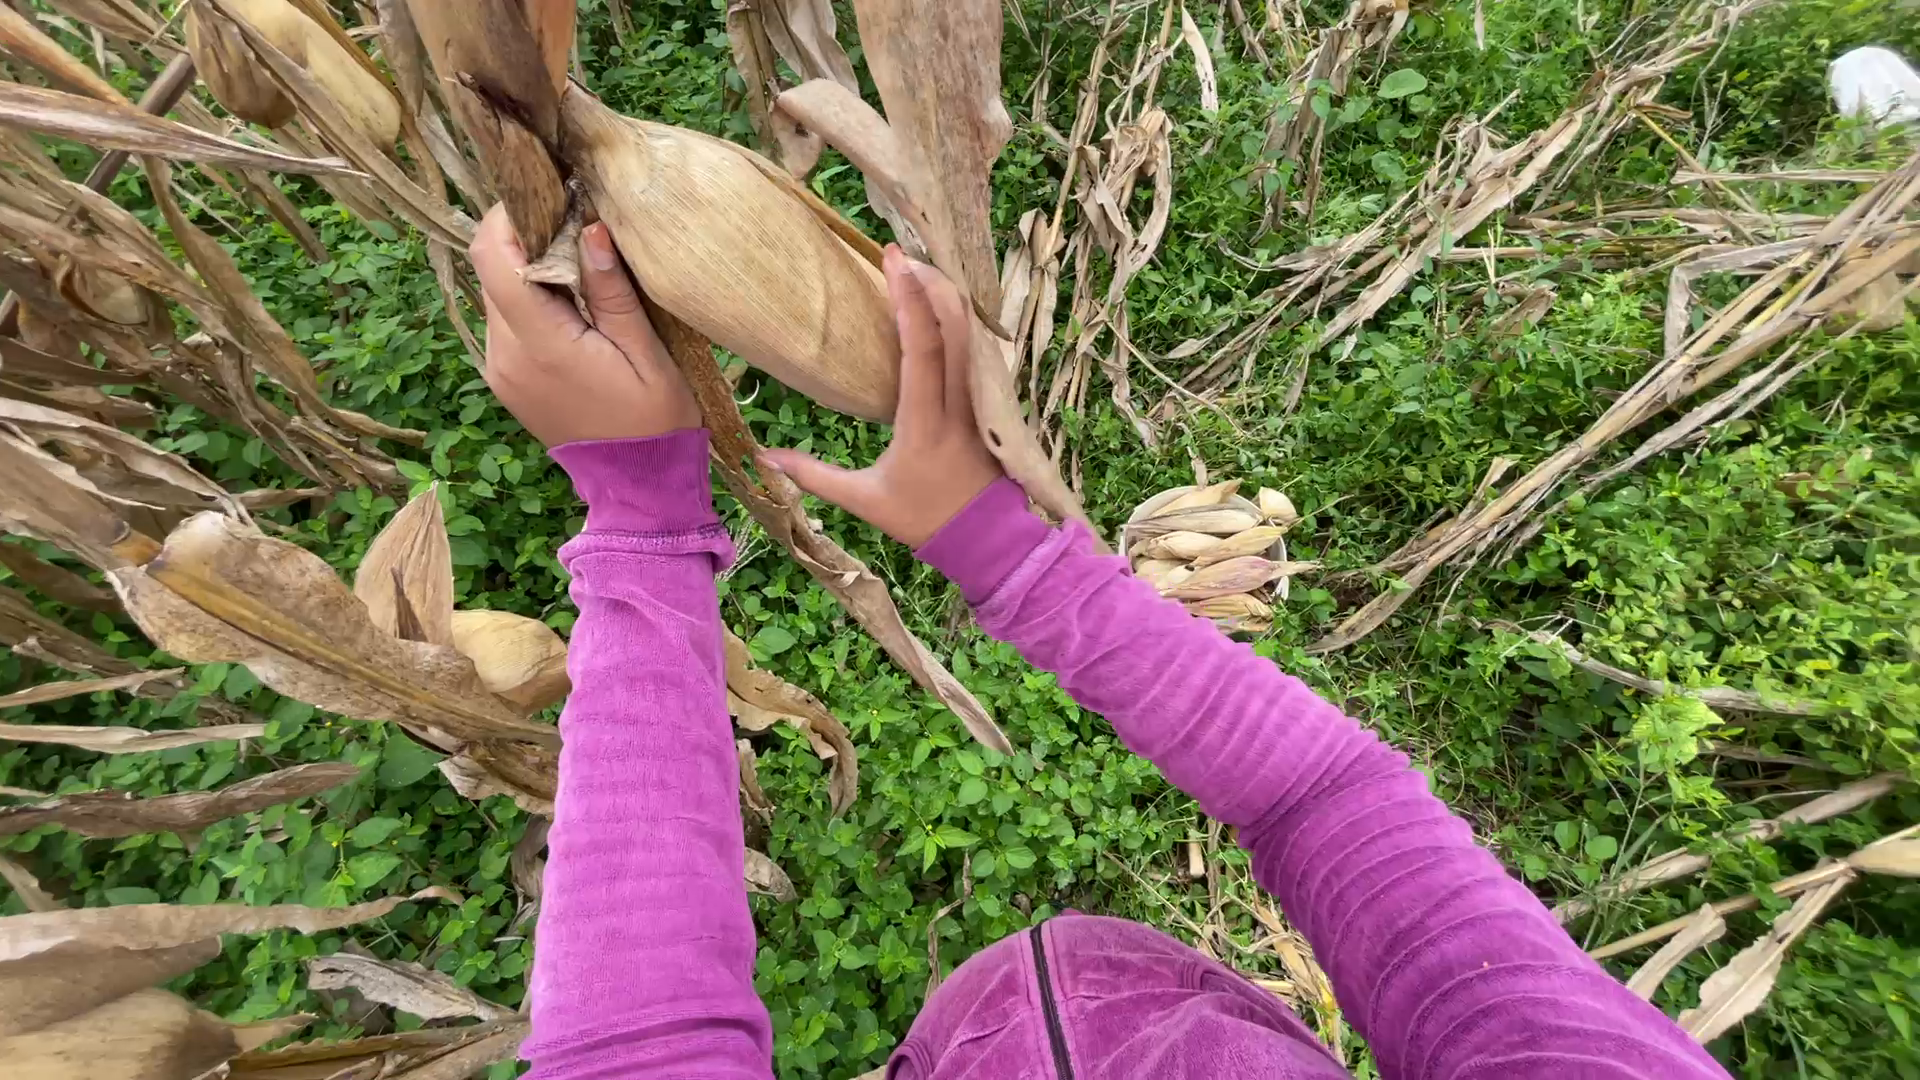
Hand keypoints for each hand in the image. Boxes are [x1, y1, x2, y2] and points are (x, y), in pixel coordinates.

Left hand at [468, 205, 701, 446]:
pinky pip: (508, 326)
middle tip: (580, 237)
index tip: (553, 201)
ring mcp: (501, 371)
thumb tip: (589, 228)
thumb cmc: (658, 423)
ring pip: (498, 296)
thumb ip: (614, 294)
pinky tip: (575, 319)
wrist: (640, 486)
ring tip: (584, 281)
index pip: (493, 255)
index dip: (511, 216)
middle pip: (492, 271)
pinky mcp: (507, 382)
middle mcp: (506, 355)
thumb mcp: (649, 357)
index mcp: (542, 345)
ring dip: (532, 276)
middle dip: (528, 243)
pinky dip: (533, 307)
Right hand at [761, 247, 1001, 547]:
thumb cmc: (923, 520)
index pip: (922, 348)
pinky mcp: (990, 406)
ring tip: (922, 272)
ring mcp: (980, 403)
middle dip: (932, 283)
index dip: (909, 299)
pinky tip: (947, 310)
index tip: (892, 259)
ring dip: (950, 299)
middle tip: (902, 256)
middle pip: (957, 327)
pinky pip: (980, 354)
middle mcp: (958, 404)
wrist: (987, 540)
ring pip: (974, 337)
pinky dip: (964, 324)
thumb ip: (815, 477)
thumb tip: (764, 459)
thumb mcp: (865, 500)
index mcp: (924, 422)